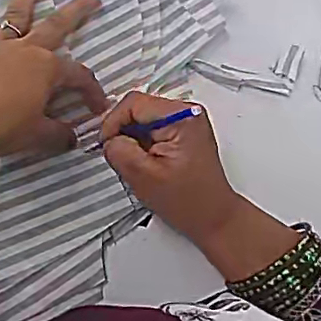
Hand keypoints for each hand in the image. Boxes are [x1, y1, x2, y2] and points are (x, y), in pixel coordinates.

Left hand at [0, 0, 108, 180]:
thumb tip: (73, 136)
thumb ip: (59, 133)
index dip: (91, 91)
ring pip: (16, 14)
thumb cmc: (4, 129)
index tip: (97, 107)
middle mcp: (25, 51)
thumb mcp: (39, 135)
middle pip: (56, 26)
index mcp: (47, 69)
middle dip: (77, 10)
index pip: (77, 76)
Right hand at [99, 90, 304, 281]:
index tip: (107, 143)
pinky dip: (142, 145)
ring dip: (132, 140)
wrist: (213, 217)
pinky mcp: (183, 132)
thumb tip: (109, 138)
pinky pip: (152, 130)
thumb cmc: (190, 202)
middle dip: (123, 132)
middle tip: (121, 157)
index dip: (113, 123)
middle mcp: (188, 113)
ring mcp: (187, 122)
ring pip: (143, 119)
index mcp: (182, 117)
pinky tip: (147, 163)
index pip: (133, 103)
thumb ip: (119, 150)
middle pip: (138, 108)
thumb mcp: (144, 176)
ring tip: (139, 164)